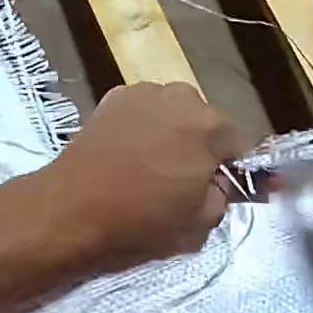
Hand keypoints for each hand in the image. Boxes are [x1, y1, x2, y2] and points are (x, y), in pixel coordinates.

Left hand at [32, 82, 246, 272]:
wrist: (71, 209)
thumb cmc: (143, 218)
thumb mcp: (201, 220)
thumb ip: (227, 194)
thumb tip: (228, 182)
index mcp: (211, 125)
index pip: (241, 146)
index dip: (236, 170)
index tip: (226, 188)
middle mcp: (182, 96)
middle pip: (207, 125)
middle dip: (204, 148)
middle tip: (186, 180)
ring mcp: (145, 92)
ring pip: (174, 114)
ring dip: (173, 134)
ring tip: (153, 165)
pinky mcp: (113, 97)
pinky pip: (144, 112)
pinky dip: (144, 127)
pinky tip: (129, 153)